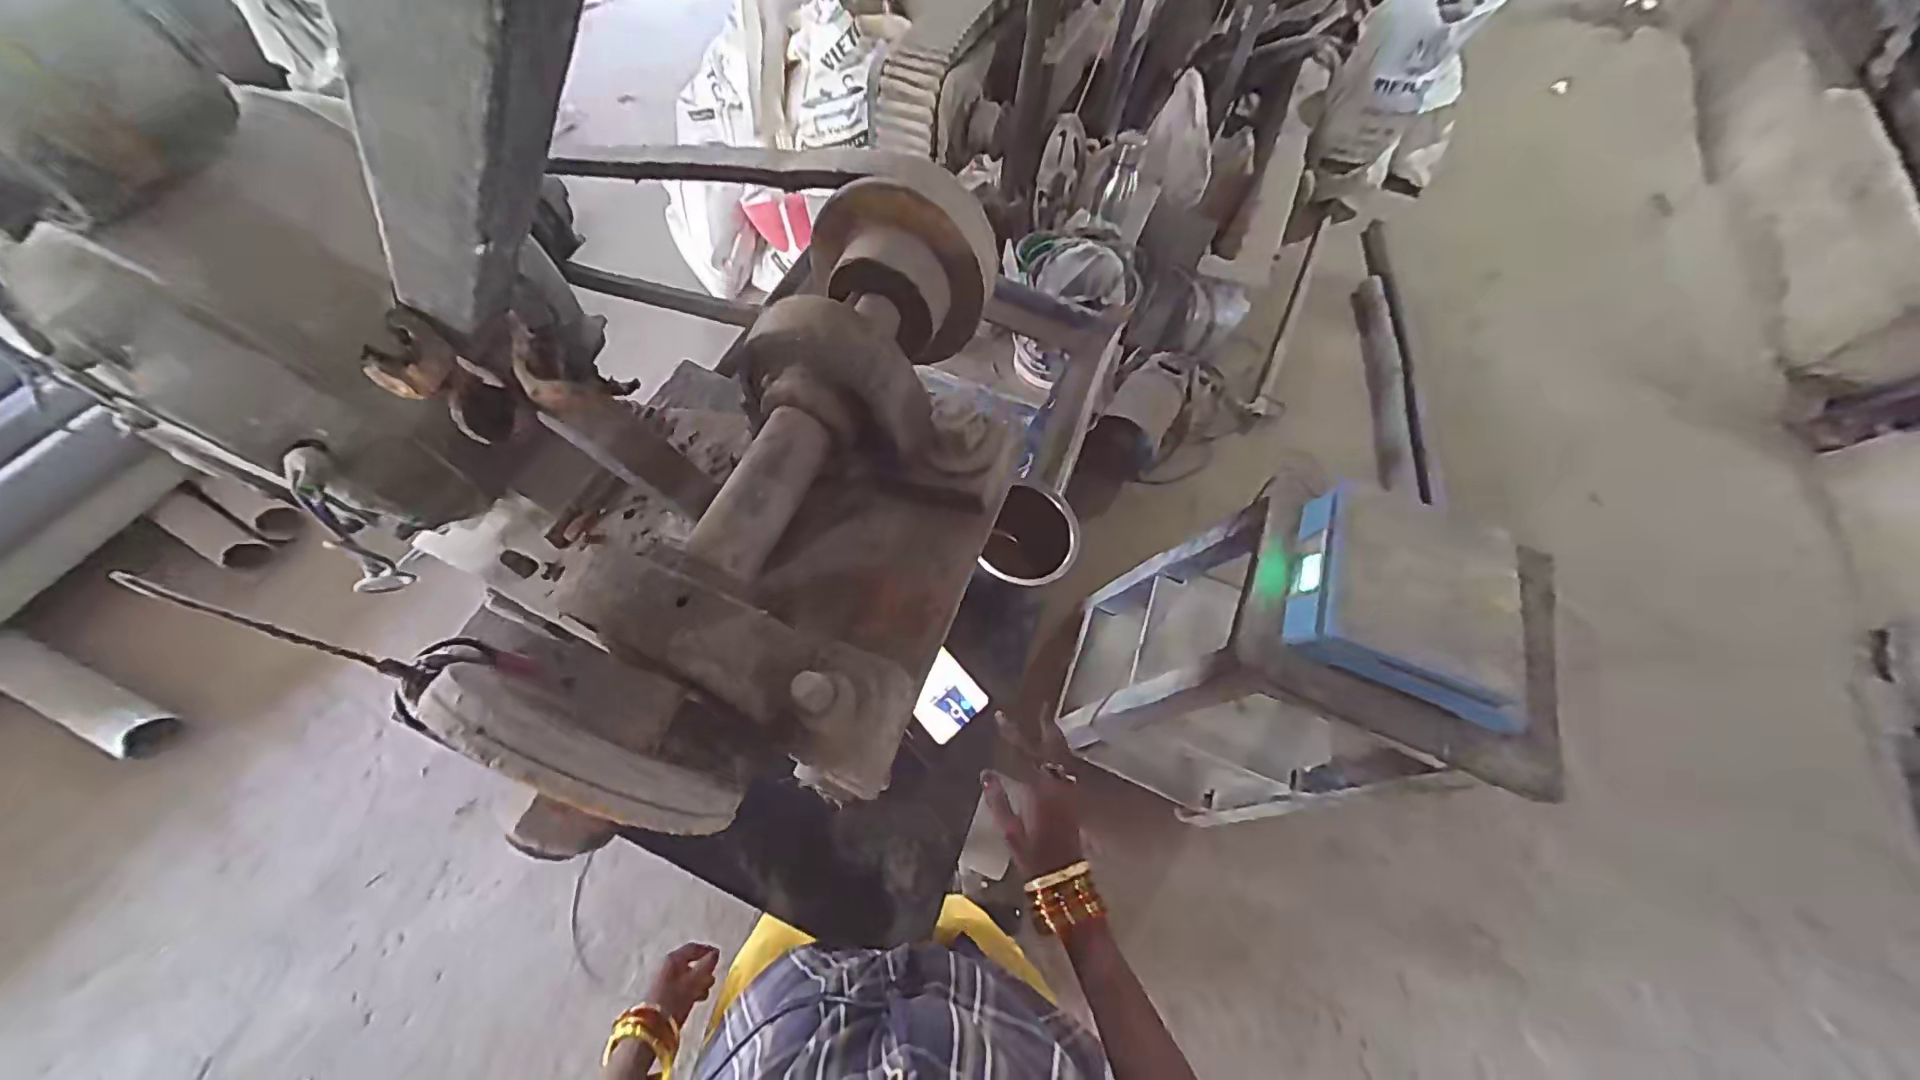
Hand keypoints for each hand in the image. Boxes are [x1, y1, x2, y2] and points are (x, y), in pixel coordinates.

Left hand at [645, 942, 719, 1027]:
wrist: (651, 1026)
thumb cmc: (675, 999)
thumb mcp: (695, 980)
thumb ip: (707, 965)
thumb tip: (715, 954)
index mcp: (674, 958)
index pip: (694, 948)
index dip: (708, 950)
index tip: (718, 956)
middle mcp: (666, 966)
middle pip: (690, 962)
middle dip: (703, 970)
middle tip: (712, 979)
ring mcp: (662, 980)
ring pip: (686, 975)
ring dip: (698, 982)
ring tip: (705, 992)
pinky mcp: (660, 994)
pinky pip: (680, 986)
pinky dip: (690, 989)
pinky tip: (695, 999)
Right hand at [983, 710, 1085, 877]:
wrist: (1063, 876)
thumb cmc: (1033, 857)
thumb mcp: (1009, 832)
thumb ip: (998, 801)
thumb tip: (987, 773)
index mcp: (1039, 790)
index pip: (1025, 753)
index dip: (1013, 733)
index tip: (1001, 716)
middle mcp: (1058, 785)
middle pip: (1053, 747)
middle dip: (1046, 725)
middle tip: (1042, 706)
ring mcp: (1069, 790)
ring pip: (1065, 754)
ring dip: (1056, 735)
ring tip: (1049, 720)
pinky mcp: (1074, 797)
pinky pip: (1068, 765)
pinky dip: (1062, 750)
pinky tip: (1056, 749)